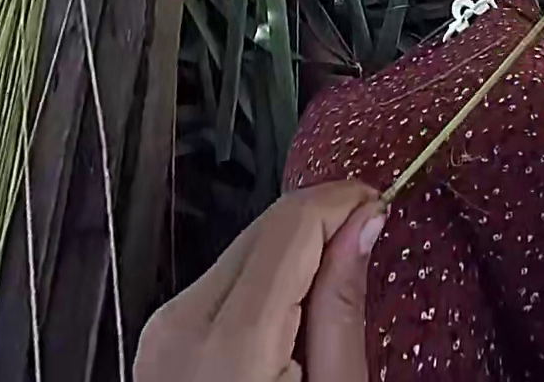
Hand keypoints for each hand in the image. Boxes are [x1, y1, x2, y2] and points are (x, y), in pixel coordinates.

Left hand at [135, 181, 385, 381]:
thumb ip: (342, 304)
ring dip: (299, 241)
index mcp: (229, 344)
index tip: (384, 204)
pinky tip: (296, 299)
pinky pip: (229, 272)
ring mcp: (162, 328)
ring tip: (337, 273)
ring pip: (250, 241)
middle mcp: (183, 319)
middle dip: (325, 217)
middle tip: (370, 232)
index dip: (344, 199)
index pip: (294, 222)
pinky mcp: (159, 336)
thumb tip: (367, 216)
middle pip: (269, 225)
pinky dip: (271, 267)